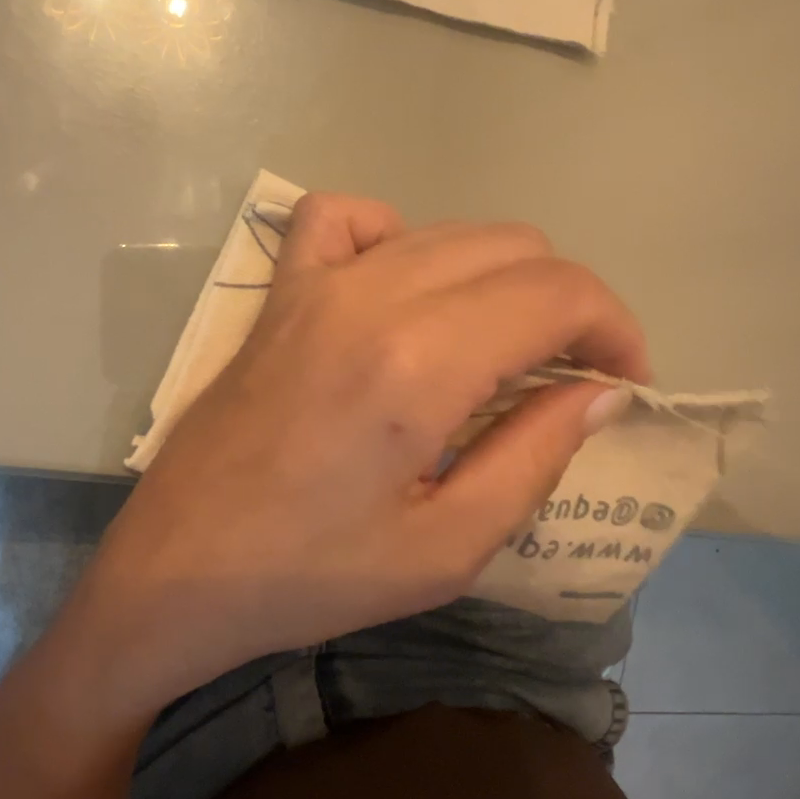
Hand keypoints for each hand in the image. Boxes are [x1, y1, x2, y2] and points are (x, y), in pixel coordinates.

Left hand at [60, 192, 651, 705]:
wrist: (177, 572)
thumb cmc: (309, 578)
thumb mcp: (445, 549)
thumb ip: (533, 459)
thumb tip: (597, 392)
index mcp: (419, 362)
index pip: (558, 294)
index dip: (614, 330)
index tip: (621, 384)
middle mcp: (371, 298)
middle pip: (513, 249)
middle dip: (565, 306)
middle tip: (566, 379)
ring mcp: (313, 287)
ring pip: (444, 231)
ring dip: (498, 279)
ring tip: (500, 349)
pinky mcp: (276, 299)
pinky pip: (341, 220)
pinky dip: (394, 237)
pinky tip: (402, 290)